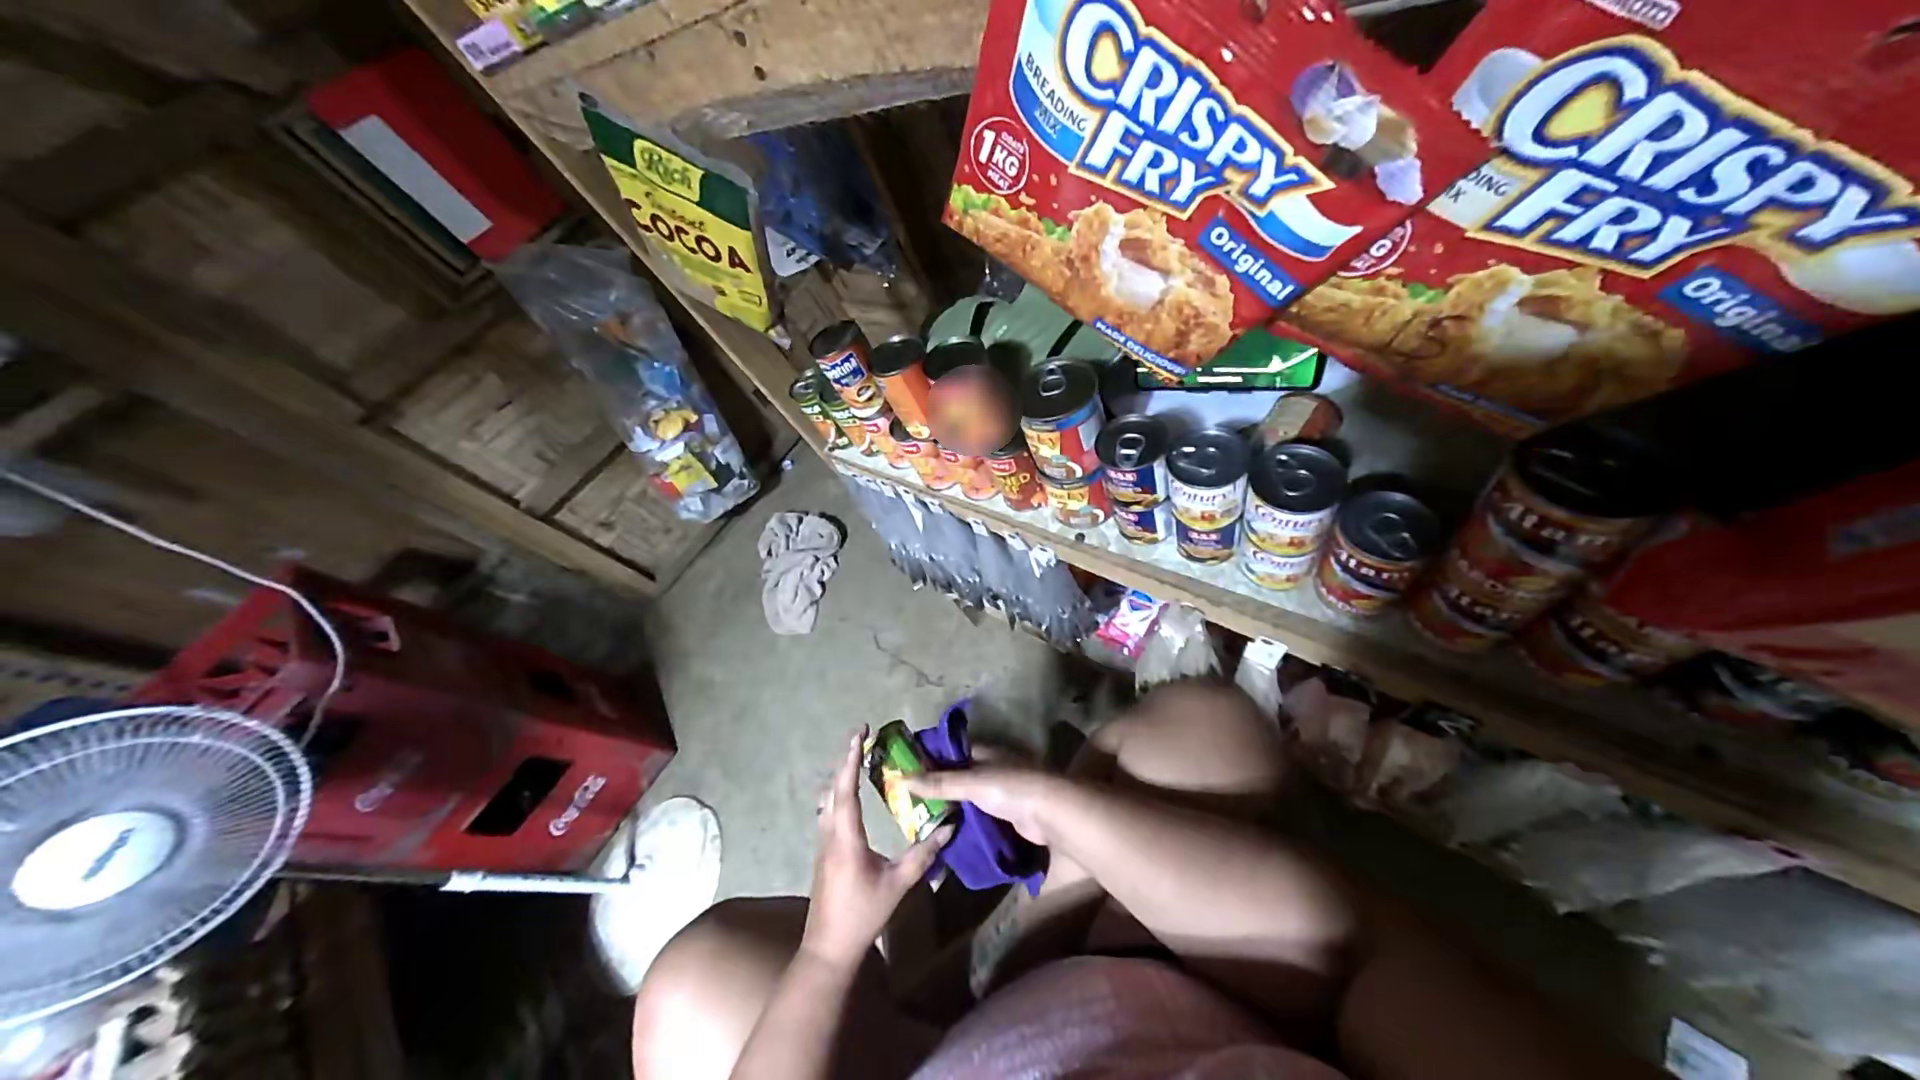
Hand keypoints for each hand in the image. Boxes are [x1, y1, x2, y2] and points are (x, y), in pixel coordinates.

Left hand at [801, 728, 953, 968]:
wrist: (827, 948)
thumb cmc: (862, 915)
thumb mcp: (898, 884)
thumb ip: (923, 854)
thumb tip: (949, 827)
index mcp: (846, 837)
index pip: (846, 788)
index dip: (851, 758)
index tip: (859, 733)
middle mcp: (830, 834)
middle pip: (833, 788)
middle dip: (845, 760)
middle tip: (861, 738)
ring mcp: (823, 844)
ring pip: (826, 800)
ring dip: (840, 777)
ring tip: (857, 760)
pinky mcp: (824, 853)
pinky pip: (827, 812)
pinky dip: (838, 794)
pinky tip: (849, 797)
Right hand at [905, 763, 1062, 846]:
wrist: (1051, 815)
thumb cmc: (1011, 789)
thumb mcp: (971, 783)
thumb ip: (939, 782)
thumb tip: (902, 777)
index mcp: (986, 752)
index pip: (953, 748)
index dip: (931, 756)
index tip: (907, 767)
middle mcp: (994, 768)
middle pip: (960, 774)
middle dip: (939, 786)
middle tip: (910, 799)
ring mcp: (1003, 792)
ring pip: (970, 797)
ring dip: (952, 807)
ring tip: (923, 819)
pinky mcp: (1009, 815)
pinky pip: (981, 816)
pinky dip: (966, 822)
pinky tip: (948, 832)